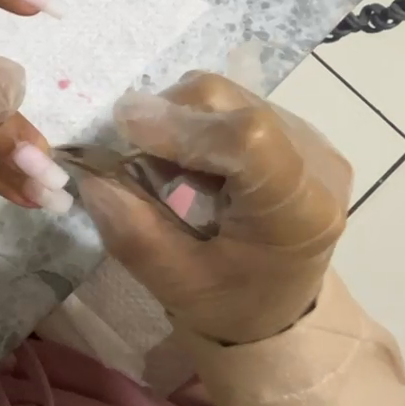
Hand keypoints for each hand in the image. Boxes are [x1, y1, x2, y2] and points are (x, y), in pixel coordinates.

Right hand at [78, 72, 352, 344]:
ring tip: (167, 169)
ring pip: (220, 94)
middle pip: (226, 102)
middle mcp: (315, 162)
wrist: (276, 310)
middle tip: (138, 164)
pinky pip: (227, 102)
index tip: (121, 129)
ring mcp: (308, 138)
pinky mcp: (292, 128)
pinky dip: (191, 122)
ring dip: (175, 120)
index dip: (178, 123)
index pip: (247, 138)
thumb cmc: (229, 303)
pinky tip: (192, 164)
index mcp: (297, 211)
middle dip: (164, 120)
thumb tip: (90, 172)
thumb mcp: (173, 283)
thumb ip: (132, 229)